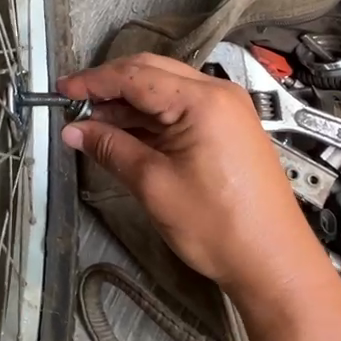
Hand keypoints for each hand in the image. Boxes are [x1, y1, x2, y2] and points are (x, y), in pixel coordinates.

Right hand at [59, 53, 340, 340]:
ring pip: (165, 88)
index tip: (62, 91)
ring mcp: (228, 109)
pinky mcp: (230, 127)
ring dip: (129, 102)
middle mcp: (218, 92)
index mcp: (202, 100)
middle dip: (109, 86)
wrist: (277, 268)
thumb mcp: (153, 185)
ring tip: (95, 123)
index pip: (135, 75)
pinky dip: (151, 115)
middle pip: (150, 72)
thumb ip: (111, 148)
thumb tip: (73, 130)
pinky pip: (181, 106)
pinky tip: (127, 133)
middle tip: (75, 102)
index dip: (93, 81)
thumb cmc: (218, 227)